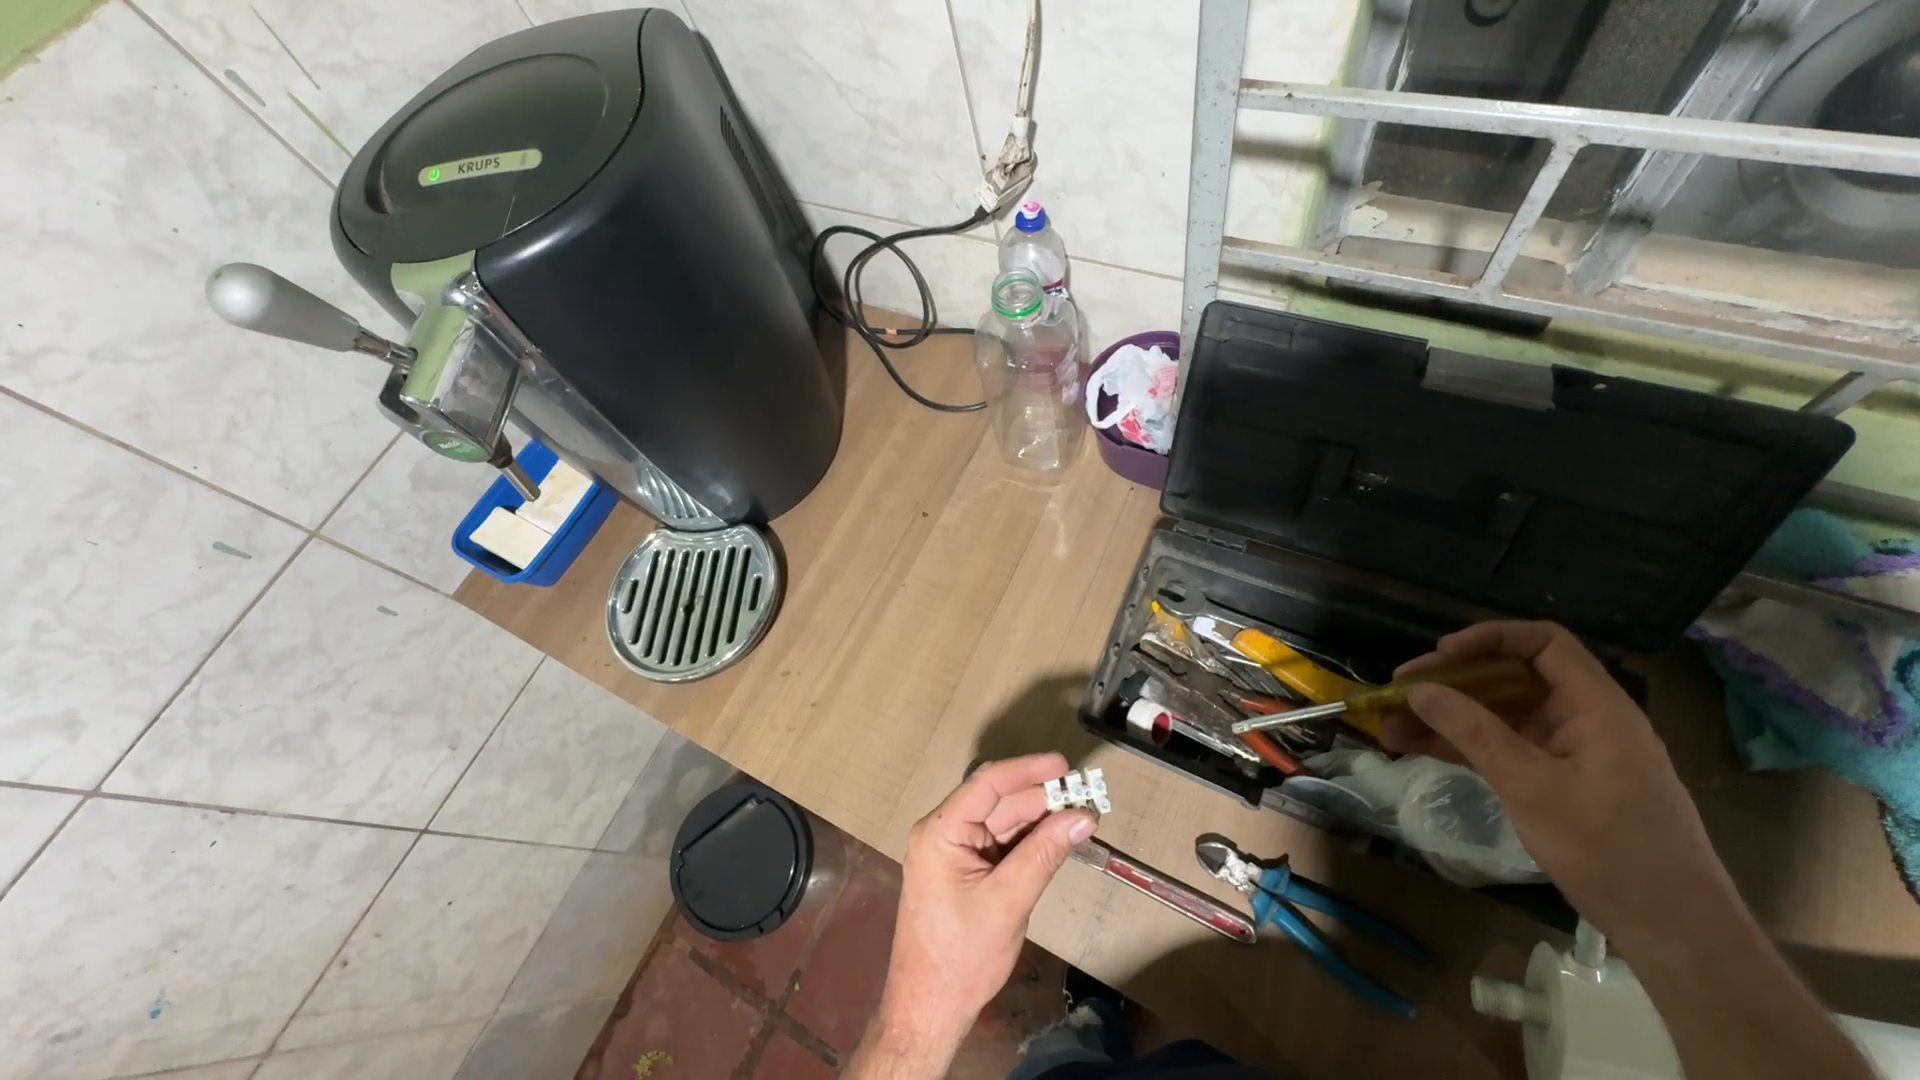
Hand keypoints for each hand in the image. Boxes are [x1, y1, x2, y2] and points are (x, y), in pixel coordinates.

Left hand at [853, 754, 1097, 1076]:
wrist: (929, 1009)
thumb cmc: (960, 957)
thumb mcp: (1007, 902)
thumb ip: (1044, 854)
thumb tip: (1083, 817)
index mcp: (940, 832)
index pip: (987, 784)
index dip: (1027, 770)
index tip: (1064, 765)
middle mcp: (943, 833)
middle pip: (997, 801)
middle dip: (1041, 797)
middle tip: (1086, 795)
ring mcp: (954, 853)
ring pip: (1003, 821)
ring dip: (1040, 818)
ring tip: (1082, 814)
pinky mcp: (966, 872)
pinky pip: (1002, 844)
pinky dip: (1030, 840)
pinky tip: (1060, 837)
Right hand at [1383, 622, 1875, 1079]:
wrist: (1672, 928)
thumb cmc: (1609, 849)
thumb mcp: (1532, 786)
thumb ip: (1474, 732)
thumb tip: (1420, 689)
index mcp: (1596, 707)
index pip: (1544, 643)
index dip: (1490, 638)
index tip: (1441, 656)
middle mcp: (1584, 719)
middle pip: (1511, 678)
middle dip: (1451, 684)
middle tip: (1398, 695)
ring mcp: (1571, 752)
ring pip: (1500, 716)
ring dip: (1447, 719)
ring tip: (1390, 729)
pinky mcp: (1559, 782)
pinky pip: (1504, 748)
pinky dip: (1464, 746)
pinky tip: (1418, 751)